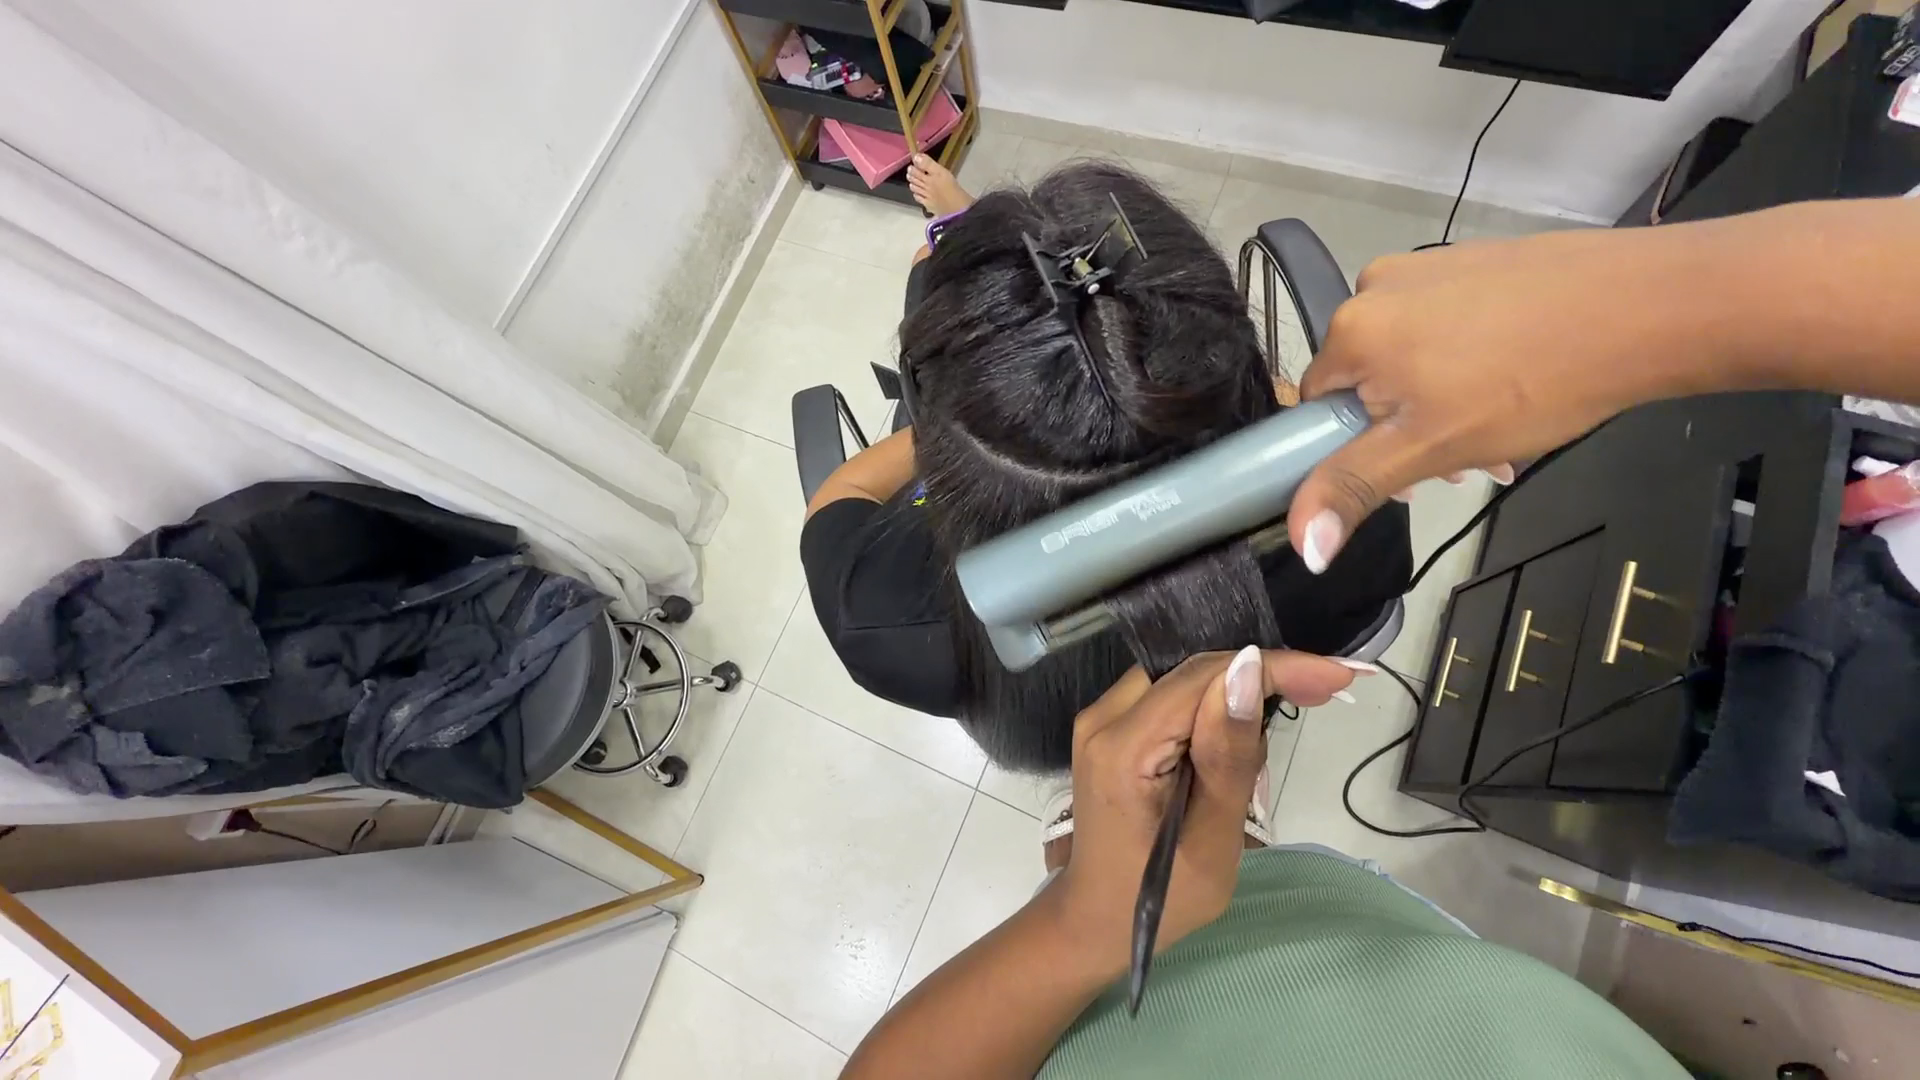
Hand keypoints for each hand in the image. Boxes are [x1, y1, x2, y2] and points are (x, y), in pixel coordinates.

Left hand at [1046, 647, 1356, 973]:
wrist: (1096, 917)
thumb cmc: (1161, 897)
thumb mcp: (1211, 839)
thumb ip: (1229, 755)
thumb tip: (1248, 671)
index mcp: (1121, 748)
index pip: (1201, 679)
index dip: (1270, 666)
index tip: (1337, 676)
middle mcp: (1101, 718)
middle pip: (1188, 671)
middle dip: (1259, 673)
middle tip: (1327, 689)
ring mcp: (1098, 719)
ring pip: (1179, 677)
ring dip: (1236, 688)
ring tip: (1296, 700)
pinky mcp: (1106, 728)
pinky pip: (1166, 695)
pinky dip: (1209, 703)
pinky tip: (1244, 722)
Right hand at [1284, 225, 1717, 570]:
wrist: (1665, 303)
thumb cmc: (1536, 381)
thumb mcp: (1431, 448)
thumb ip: (1354, 488)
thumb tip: (1304, 549)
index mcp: (1350, 329)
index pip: (1318, 406)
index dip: (1352, 448)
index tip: (1406, 472)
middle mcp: (1374, 287)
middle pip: (1364, 381)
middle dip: (1403, 429)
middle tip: (1465, 459)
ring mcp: (1427, 267)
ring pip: (1406, 356)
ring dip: (1435, 401)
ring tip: (1500, 429)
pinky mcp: (1474, 259)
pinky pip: (1443, 324)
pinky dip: (1464, 361)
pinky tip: (1513, 381)